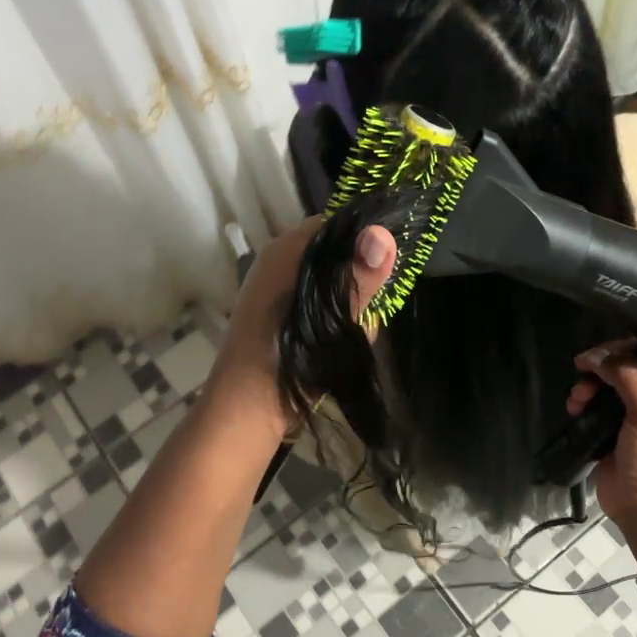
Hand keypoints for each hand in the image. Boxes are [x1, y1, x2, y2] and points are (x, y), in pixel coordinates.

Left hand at [208, 217, 396, 435]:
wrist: (247, 412)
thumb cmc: (286, 360)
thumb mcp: (331, 319)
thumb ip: (359, 277)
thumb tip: (382, 235)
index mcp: (284, 252)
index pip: (335, 224)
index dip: (365, 237)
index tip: (390, 261)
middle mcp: (280, 265)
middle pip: (338, 256)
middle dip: (360, 282)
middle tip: (372, 308)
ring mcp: (280, 294)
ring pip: (335, 286)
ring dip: (351, 309)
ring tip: (355, 334)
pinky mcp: (285, 320)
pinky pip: (322, 309)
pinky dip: (336, 325)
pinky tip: (341, 347)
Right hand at [566, 342, 636, 571]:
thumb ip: (629, 373)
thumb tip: (597, 355)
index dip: (633, 343)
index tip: (605, 346)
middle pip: (634, 364)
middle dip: (606, 365)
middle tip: (583, 370)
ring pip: (613, 384)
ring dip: (592, 385)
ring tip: (577, 398)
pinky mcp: (620, 432)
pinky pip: (602, 406)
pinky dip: (587, 403)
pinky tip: (575, 408)